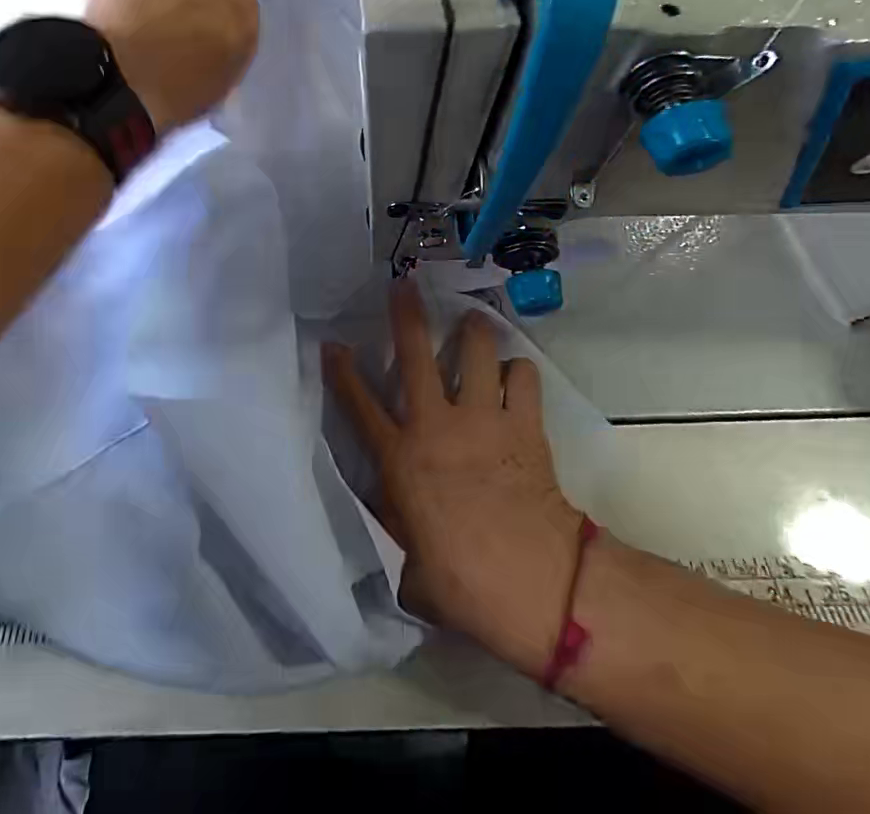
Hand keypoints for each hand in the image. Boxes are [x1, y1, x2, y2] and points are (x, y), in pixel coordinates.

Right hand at [322, 279, 584, 676]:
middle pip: (416, 355)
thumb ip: (399, 533)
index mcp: (398, 458)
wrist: (537, 582)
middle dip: (407, 316)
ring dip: (473, 334)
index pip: (358, 404)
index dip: (341, 371)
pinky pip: (522, 380)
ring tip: (472, 323)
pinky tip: (513, 376)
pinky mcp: (525, 427)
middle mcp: (435, 426)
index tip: (332, 344)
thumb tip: (400, 533)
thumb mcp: (408, 564)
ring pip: (476, 354)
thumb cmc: (459, 578)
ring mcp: (483, 421)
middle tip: (404, 286)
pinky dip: (516, 373)